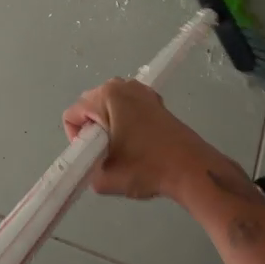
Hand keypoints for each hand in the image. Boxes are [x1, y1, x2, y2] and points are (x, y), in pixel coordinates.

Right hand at [62, 78, 227, 203]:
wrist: (191, 168)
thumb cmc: (147, 168)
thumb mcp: (105, 178)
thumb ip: (86, 171)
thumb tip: (89, 168)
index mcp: (106, 96)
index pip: (73, 114)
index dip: (76, 139)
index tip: (92, 156)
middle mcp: (122, 85)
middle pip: (90, 105)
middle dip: (91, 129)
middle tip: (105, 154)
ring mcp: (141, 90)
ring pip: (109, 105)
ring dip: (108, 125)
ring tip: (122, 150)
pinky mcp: (155, 100)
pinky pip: (127, 107)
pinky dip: (125, 121)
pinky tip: (137, 143)